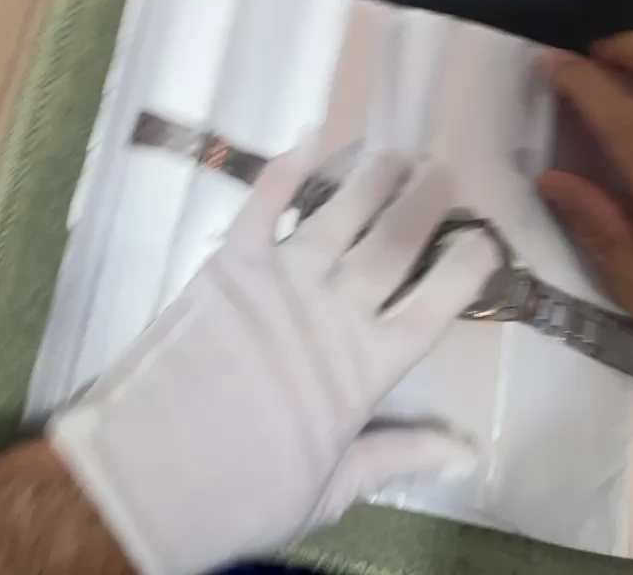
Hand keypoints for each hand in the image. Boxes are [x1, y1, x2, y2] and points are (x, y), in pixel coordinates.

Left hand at [48, 149, 499, 574]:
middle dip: (424, 203)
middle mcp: (333, 312)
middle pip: (394, 245)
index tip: (484, 239)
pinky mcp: (231, 266)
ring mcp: (281, 282)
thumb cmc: (244, 491)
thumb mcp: (331, 489)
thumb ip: (399, 456)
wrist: (148, 477)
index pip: (434, 307)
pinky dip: (284, 172)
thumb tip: (467, 451)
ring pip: (340, 217)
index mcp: (365, 369)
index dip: (465, 269)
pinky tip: (307, 141)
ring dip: (371, 181)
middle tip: (440, 172)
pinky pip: (263, 208)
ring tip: (394, 154)